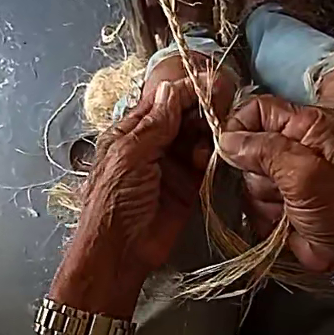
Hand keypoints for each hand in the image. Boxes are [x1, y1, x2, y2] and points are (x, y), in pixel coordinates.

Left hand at [57, 78, 209, 315]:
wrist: (120, 251)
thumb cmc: (115, 200)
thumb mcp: (130, 155)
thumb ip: (154, 124)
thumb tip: (170, 89)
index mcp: (130, 131)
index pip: (162, 101)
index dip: (186, 91)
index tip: (211, 83)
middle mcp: (153, 144)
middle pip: (184, 116)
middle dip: (201, 112)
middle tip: (219, 111)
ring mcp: (172, 164)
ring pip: (198, 137)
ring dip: (207, 135)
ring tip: (210, 142)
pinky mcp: (189, 185)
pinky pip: (206, 162)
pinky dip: (213, 156)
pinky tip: (211, 158)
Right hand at [218, 94, 333, 277]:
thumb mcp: (304, 173)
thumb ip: (265, 149)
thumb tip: (225, 139)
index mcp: (310, 123)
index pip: (257, 108)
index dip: (239, 127)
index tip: (231, 152)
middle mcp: (296, 140)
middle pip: (246, 142)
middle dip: (254, 169)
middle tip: (278, 186)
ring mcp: (285, 169)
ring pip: (245, 173)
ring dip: (260, 194)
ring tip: (286, 205)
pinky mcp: (276, 194)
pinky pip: (250, 195)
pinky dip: (261, 209)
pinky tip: (282, 217)